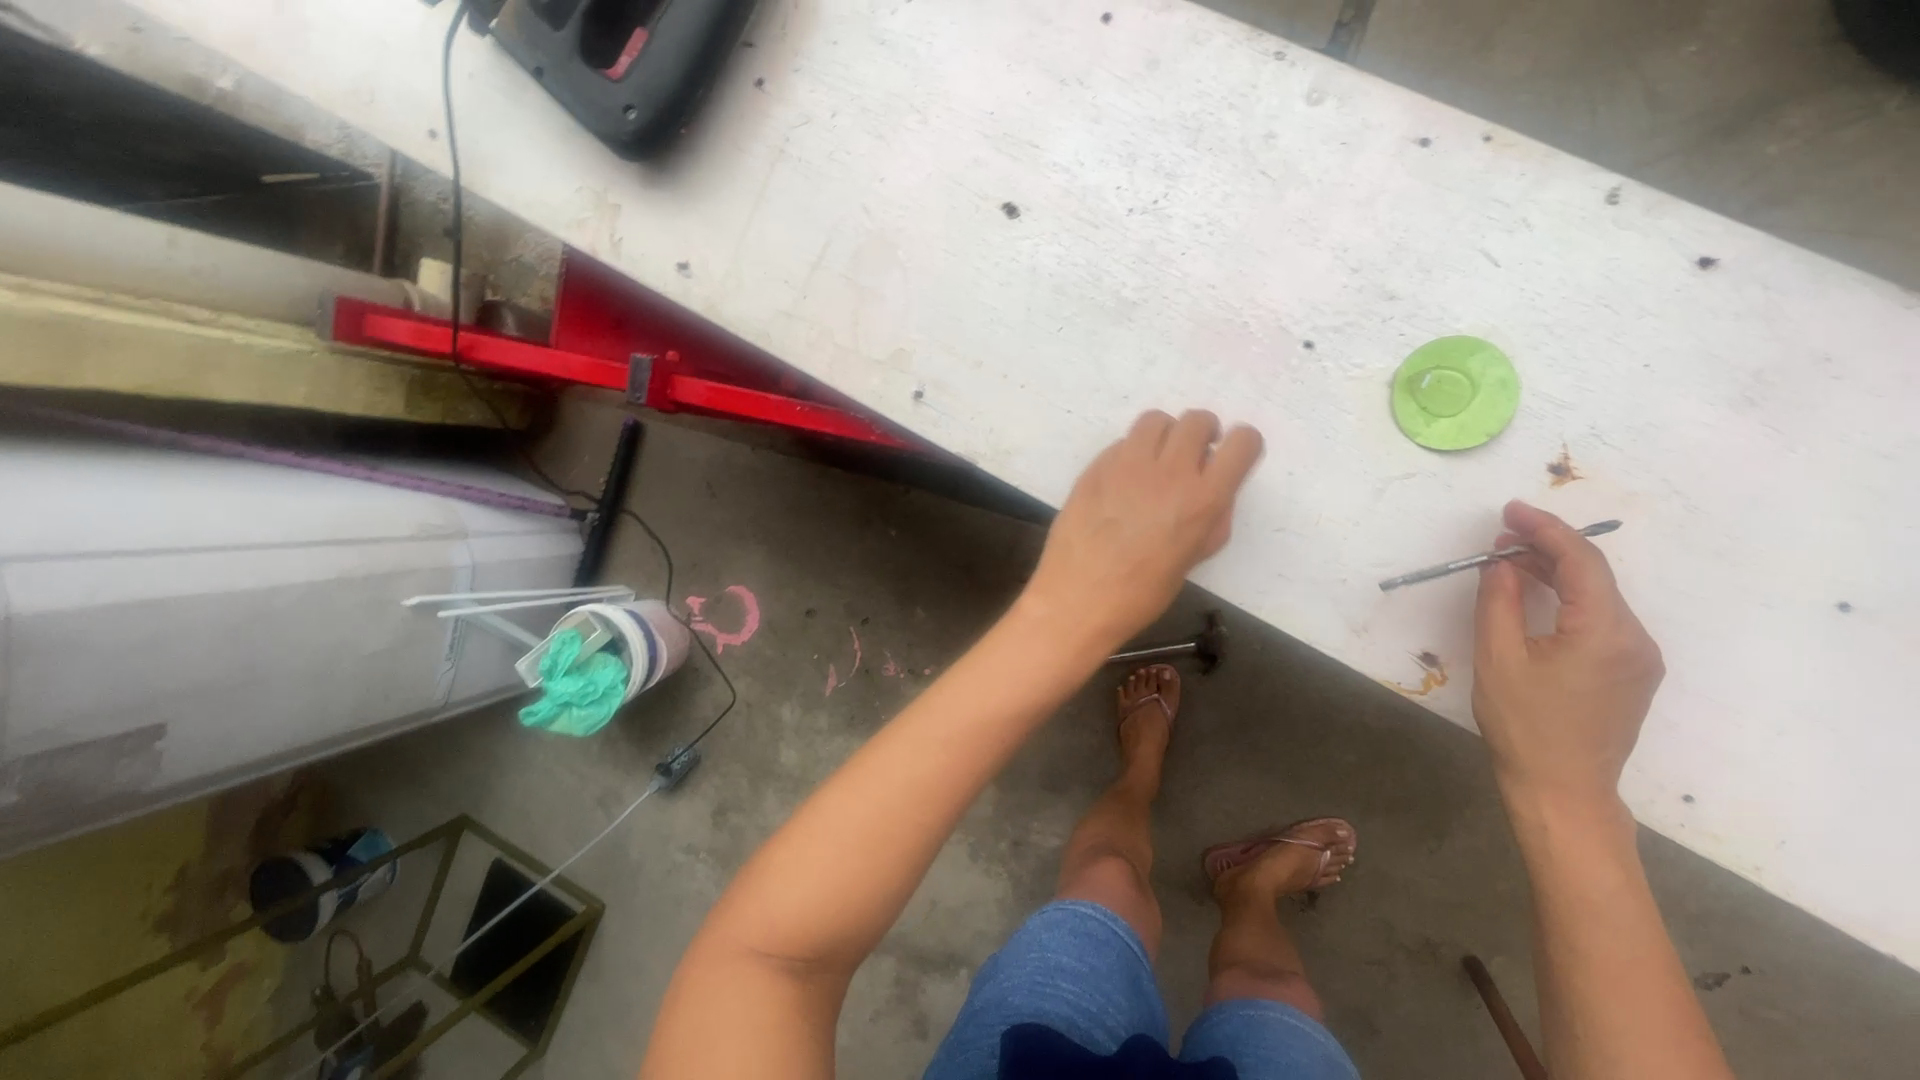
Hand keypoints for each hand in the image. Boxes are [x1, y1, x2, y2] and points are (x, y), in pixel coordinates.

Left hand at [1023, 410, 1263, 647]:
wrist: (1077, 599)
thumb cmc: (1141, 594)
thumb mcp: (1192, 559)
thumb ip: (1210, 519)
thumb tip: (1214, 495)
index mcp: (1203, 499)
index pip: (1242, 443)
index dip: (1243, 445)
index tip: (1231, 457)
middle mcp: (1169, 472)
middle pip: (1197, 421)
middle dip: (1203, 434)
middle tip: (1194, 456)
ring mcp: (1127, 464)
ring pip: (1156, 420)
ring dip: (1165, 435)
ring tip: (1157, 460)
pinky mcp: (1095, 466)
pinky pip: (1122, 443)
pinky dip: (1131, 453)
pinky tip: (1123, 482)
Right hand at [1473, 501, 1664, 811]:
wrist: (1562, 788)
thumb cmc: (1524, 725)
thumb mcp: (1497, 658)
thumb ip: (1500, 601)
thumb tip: (1503, 563)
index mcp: (1605, 631)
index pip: (1580, 561)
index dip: (1544, 529)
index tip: (1510, 511)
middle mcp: (1636, 638)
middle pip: (1594, 576)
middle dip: (1547, 549)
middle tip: (1500, 538)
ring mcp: (1640, 657)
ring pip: (1598, 598)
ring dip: (1556, 575)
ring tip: (1511, 564)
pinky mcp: (1633, 673)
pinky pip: (1602, 621)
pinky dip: (1569, 601)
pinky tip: (1538, 600)